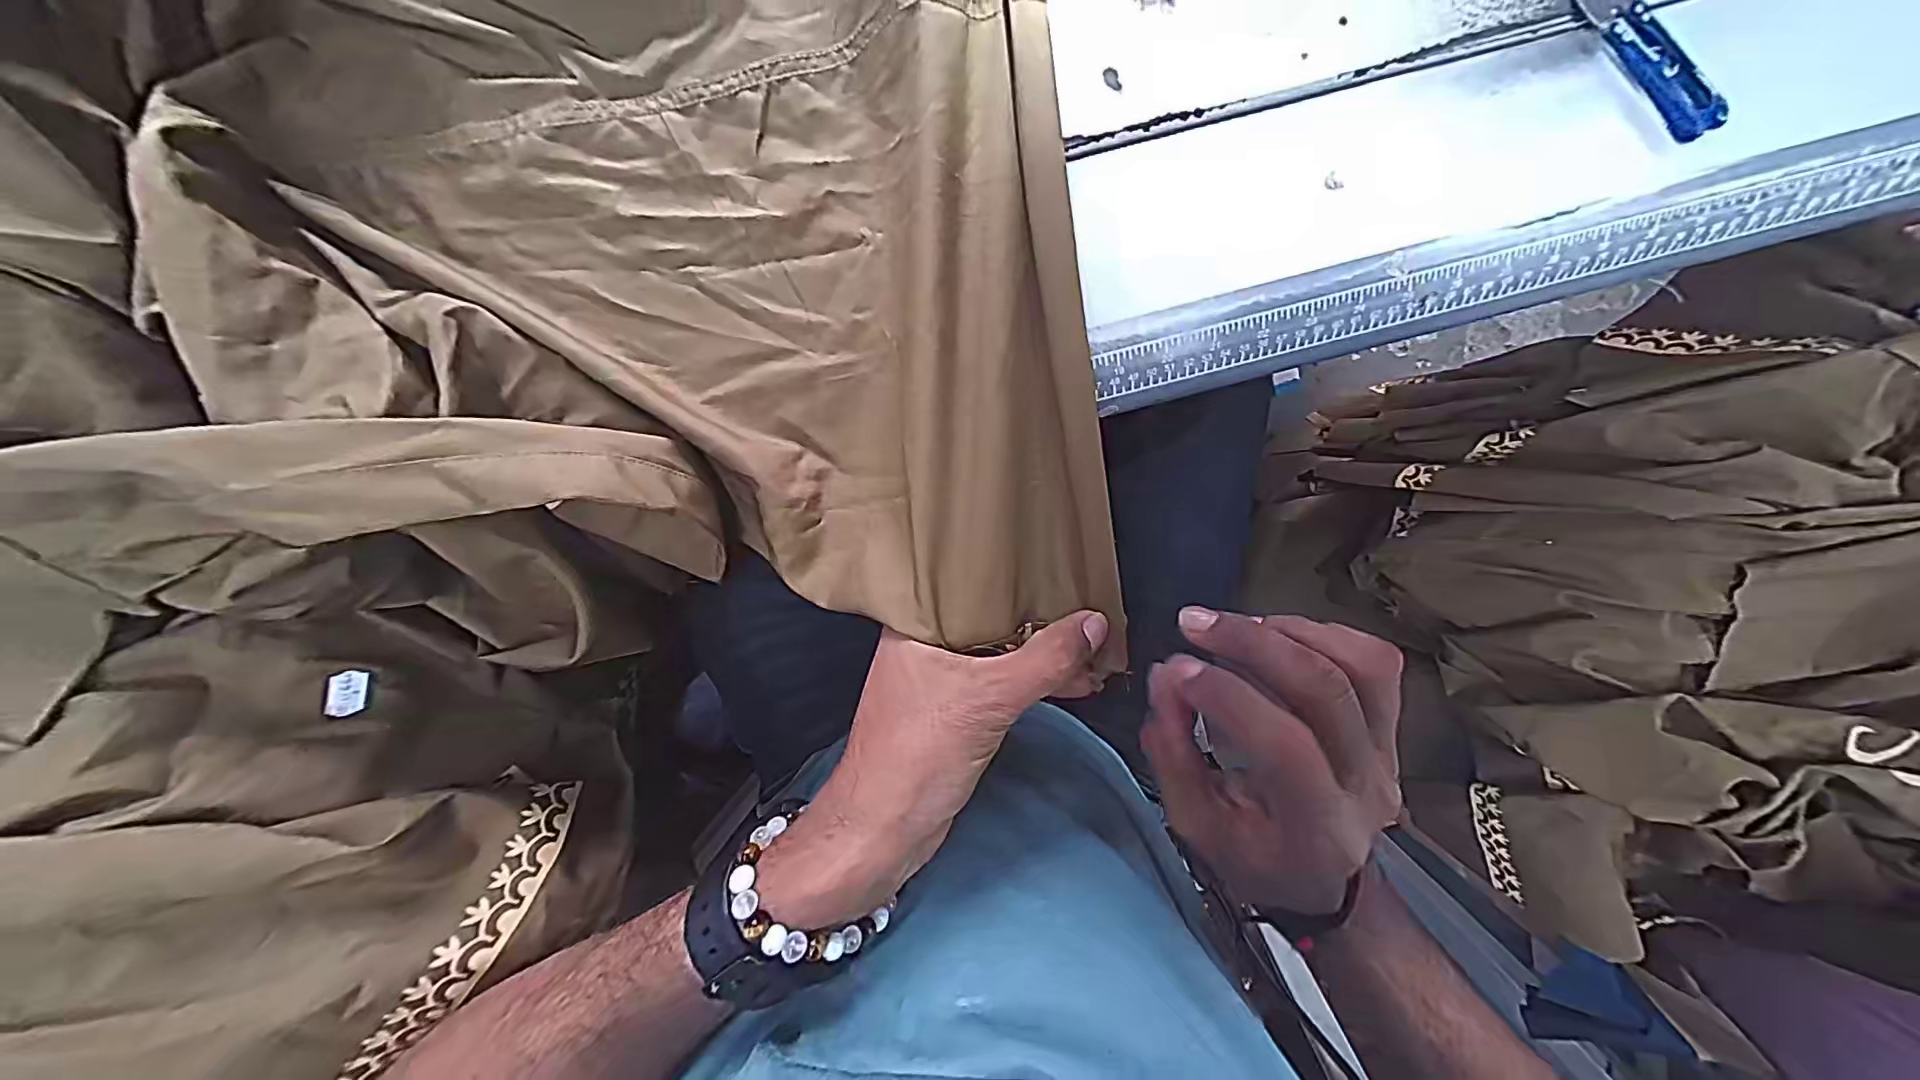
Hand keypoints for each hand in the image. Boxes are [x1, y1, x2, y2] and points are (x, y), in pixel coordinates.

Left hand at [754, 611, 1108, 927]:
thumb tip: (1093, 625)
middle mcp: (924, 642)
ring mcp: (939, 676)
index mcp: (915, 622)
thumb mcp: (988, 698)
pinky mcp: (954, 707)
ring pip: (1001, 651)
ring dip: (1044, 655)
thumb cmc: (914, 757)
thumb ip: (1044, 659)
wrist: (884, 829)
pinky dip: (1034, 679)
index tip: (1063, 568)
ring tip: (1092, 651)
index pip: (974, 581)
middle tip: (1088, 612)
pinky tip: (1070, 680)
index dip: (1021, 576)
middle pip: (993, 617)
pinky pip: (1002, 680)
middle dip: (1042, 620)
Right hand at [1142, 608, 1402, 914]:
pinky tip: (1272, 635)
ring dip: (1285, 632)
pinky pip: (1374, 660)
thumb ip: (1173, 752)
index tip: (1175, 669)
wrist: (1324, 879)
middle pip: (1324, 688)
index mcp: (1317, 825)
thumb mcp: (1195, 822)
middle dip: (1250, 642)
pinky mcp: (1389, 726)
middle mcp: (1364, 784)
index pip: (1286, 745)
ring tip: (1231, 627)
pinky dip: (1319, 633)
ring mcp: (1385, 751)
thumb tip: (1164, 678)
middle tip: (1192, 623)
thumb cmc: (1254, 856)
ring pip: (1358, 664)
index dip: (1227, 696)